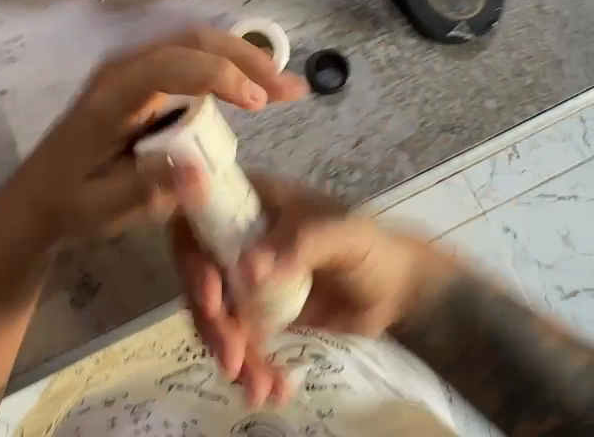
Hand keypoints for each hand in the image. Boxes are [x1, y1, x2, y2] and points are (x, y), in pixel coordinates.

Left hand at [0, 28, 305, 252]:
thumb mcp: (104, 209)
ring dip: (243, 59)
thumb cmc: (69, 202)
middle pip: (191, 41)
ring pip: (195, 44)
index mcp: (111, 95)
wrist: (37, 195)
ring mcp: (133, 69)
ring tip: (284, 89)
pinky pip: (190, 59)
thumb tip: (202, 174)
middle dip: (245, 58)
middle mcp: (124, 69)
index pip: (169, 65)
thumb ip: (149, 192)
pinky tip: (254, 91)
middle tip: (291, 90)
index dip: (218, 75)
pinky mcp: (144, 78)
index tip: (259, 102)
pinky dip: (227, 69)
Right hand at [172, 176, 458, 405]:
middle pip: (201, 277)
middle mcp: (237, 240)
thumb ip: (295, 246)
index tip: (212, 296)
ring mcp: (246, 281)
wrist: (400, 289)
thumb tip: (247, 269)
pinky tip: (272, 390)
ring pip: (218, 317)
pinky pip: (244, 344)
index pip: (199, 221)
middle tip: (232, 356)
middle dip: (212, 320)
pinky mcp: (260, 318)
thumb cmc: (367, 244)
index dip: (193, 256)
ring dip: (231, 352)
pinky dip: (254, 369)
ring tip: (257, 386)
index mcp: (248, 204)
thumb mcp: (337, 234)